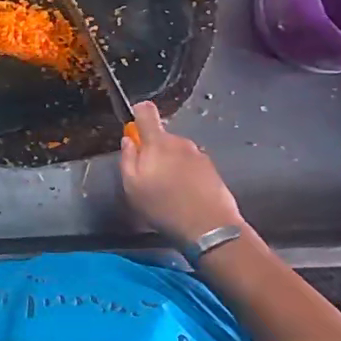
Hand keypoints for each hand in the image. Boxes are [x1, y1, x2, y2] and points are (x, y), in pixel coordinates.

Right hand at [118, 101, 249, 245]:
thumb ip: (127, 159)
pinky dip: (184, 174)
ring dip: (169, 163)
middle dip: (153, 150)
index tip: (134, 129)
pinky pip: (190, 164)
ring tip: (167, 189)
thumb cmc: (164, 206)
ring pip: (176, 151)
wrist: (210, 228)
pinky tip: (183, 194)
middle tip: (149, 176)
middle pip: (161, 137)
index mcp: (158, 143)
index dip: (138, 113)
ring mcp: (199, 155)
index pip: (146, 112)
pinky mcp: (212, 169)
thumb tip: (128, 141)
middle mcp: (181, 142)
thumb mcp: (132, 187)